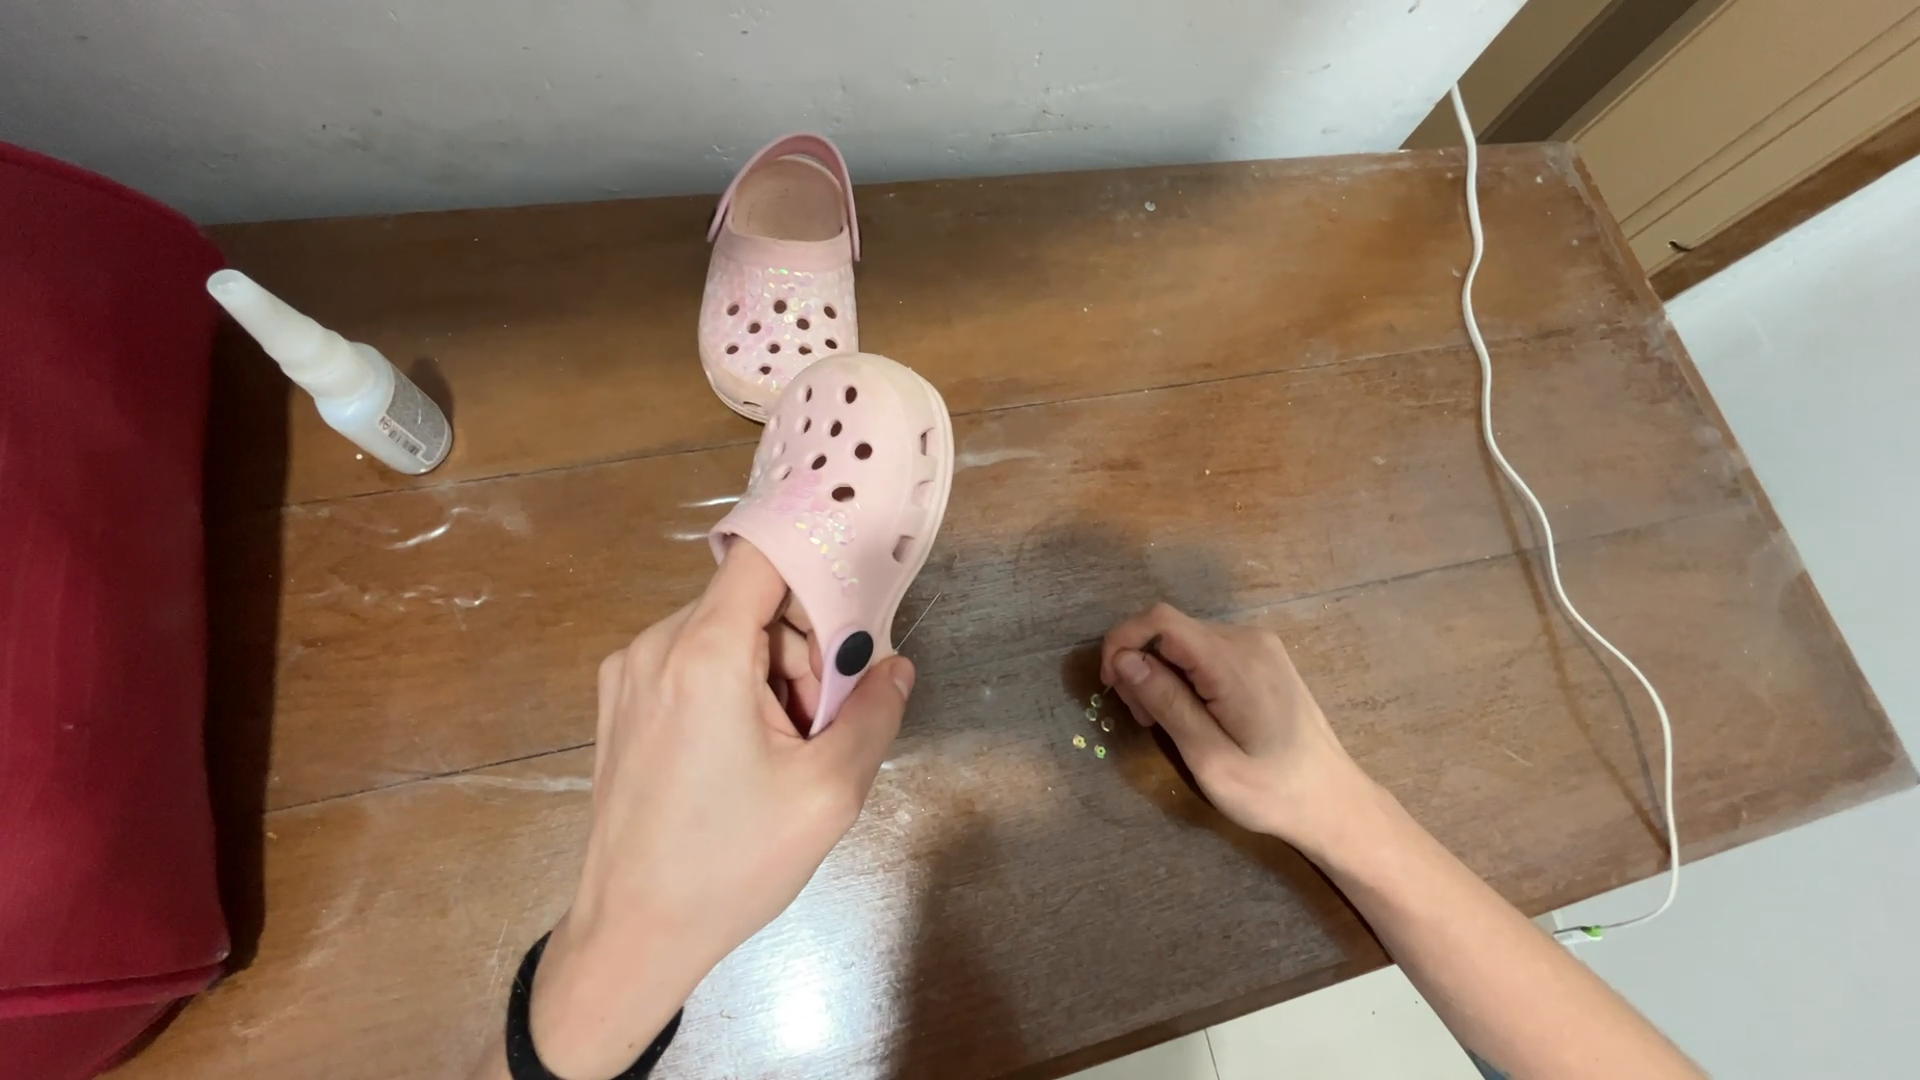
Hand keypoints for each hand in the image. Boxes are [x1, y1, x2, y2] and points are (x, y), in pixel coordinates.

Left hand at [529, 540, 913, 1078]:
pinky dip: (733, 686)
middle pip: (753, 604)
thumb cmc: (731, 863)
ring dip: (771, 672)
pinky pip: (695, 661)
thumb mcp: (829, 792)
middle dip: (802, 648)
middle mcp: (656, 645)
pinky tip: (742, 750)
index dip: (815, 566)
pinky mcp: (621, 700)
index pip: (764, 557)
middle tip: (819, 720)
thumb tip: (895, 668)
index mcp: (703, 654)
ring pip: (727, 633)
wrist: (630, 939)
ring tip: (782, 747)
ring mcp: (629, 672)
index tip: (852, 610)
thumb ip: (876, 714)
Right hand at [1100, 603, 1369, 849]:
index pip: (1160, 620)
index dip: (1122, 641)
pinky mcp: (1262, 658)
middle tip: (1141, 717)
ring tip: (1163, 720)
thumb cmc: (1272, 792)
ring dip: (1159, 672)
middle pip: (1170, 630)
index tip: (1110, 685)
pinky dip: (1182, 674)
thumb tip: (1124, 659)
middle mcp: (1247, 639)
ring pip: (1184, 640)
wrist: (1336, 804)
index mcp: (1234, 661)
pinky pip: (1205, 651)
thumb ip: (1167, 703)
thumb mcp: (1210, 758)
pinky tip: (1189, 712)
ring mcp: (1259, 646)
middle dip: (1139, 665)